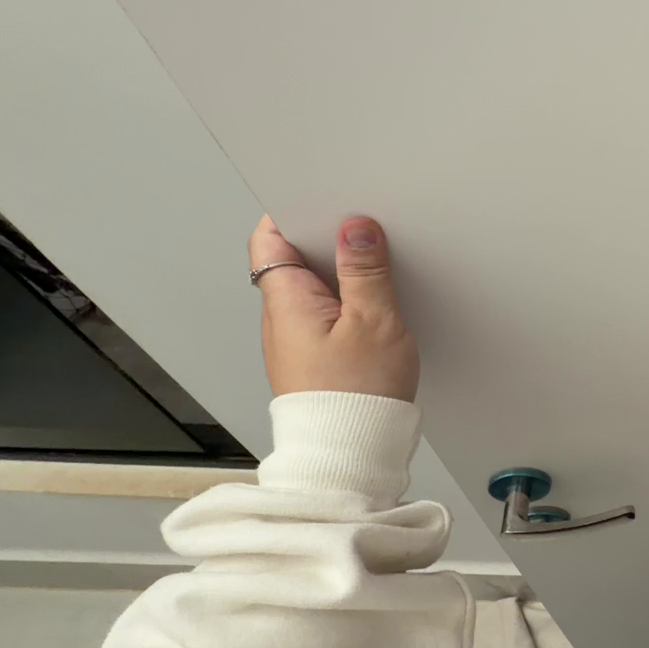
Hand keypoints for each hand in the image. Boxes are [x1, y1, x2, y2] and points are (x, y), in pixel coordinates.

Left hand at [248, 214, 418, 400]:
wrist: (353, 447)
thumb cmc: (359, 391)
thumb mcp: (374, 320)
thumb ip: (365, 271)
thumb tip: (356, 227)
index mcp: (286, 301)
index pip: (271, 240)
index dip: (293, 213)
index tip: (327, 200)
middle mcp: (282, 316)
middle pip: (292, 258)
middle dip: (325, 237)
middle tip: (364, 227)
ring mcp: (296, 336)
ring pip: (313, 285)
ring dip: (341, 268)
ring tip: (377, 261)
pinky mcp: (316, 352)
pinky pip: (327, 309)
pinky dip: (348, 296)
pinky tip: (376, 300)